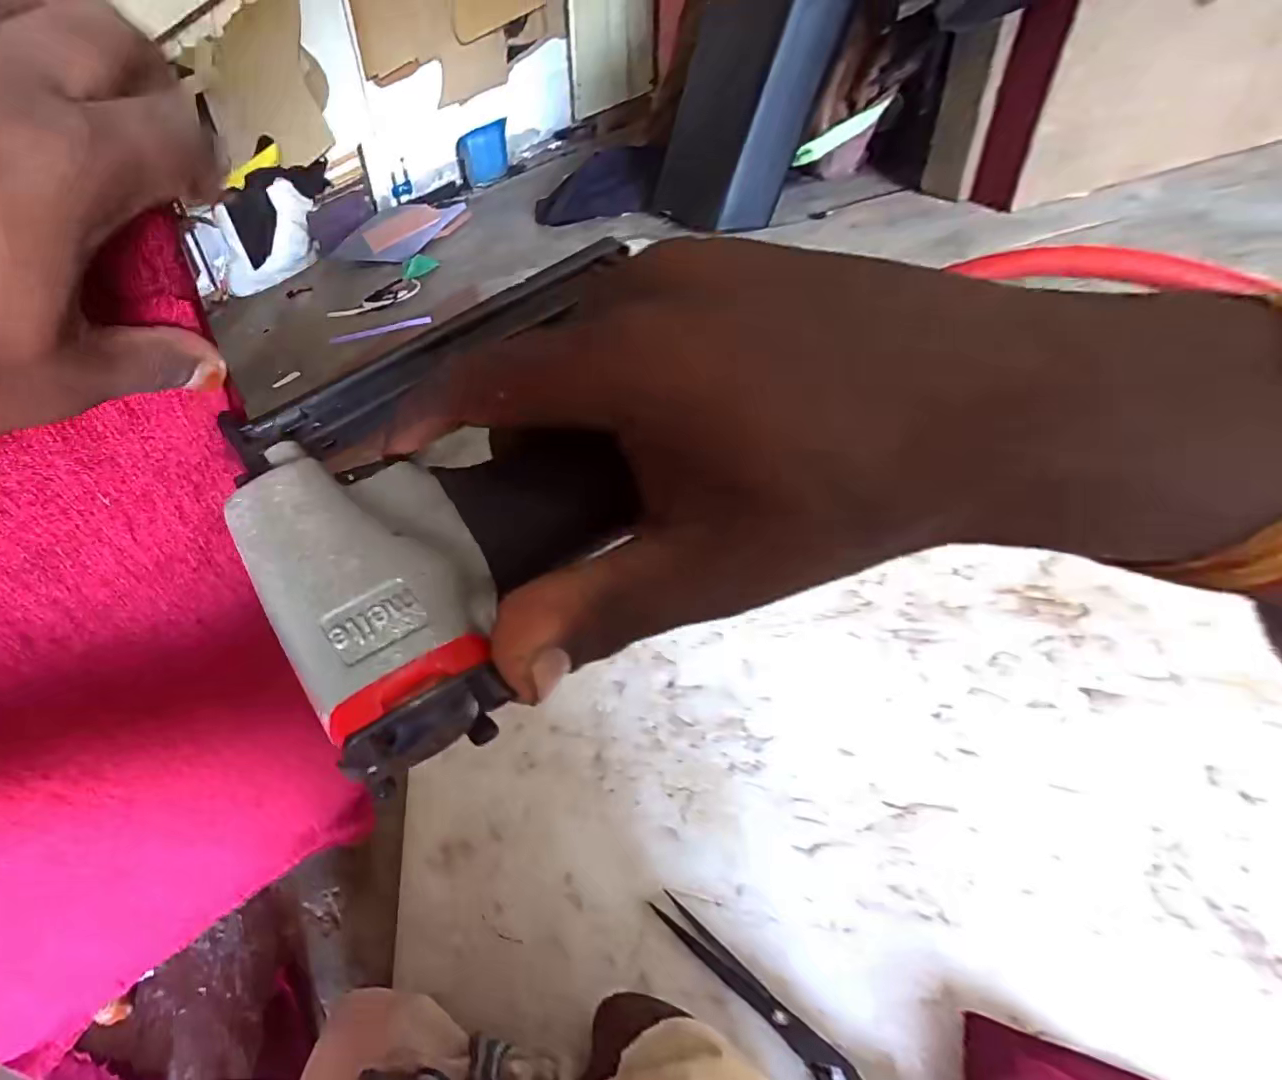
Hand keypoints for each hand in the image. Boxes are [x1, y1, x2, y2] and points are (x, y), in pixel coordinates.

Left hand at [0, 0, 221, 457]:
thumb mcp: (48, 381)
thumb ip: (140, 362)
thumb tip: (210, 369)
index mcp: (64, 160)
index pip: (170, 128)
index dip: (199, 159)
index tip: (197, 194)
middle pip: (103, 32)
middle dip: (146, 79)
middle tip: (146, 130)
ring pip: (7, 8)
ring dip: (53, 54)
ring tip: (51, 120)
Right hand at [400, 238, 1281, 699]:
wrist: (1020, 403)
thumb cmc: (849, 494)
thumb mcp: (712, 567)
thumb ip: (596, 608)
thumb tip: (513, 676)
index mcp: (622, 358)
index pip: (477, 382)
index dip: (411, 418)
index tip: (370, 451)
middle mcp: (636, 290)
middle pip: (524, 366)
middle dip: (506, 433)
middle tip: (537, 499)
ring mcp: (681, 265)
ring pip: (570, 340)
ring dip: (562, 403)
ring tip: (612, 466)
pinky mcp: (718, 261)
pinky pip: (620, 316)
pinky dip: (606, 368)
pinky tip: (664, 417)